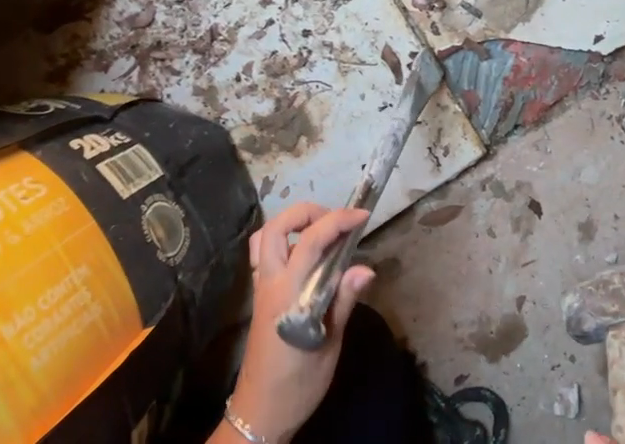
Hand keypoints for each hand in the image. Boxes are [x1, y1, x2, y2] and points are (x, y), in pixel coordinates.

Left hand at [229, 203, 374, 443]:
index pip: (310, 241)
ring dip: (292, 223)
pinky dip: (283, 241)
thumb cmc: (299, 383)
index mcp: (289, 294)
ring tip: (322, 231)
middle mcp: (270, 283)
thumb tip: (365, 268)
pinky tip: (305, 254)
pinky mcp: (260, 296)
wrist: (261, 413)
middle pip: (276, 227)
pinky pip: (264, 255)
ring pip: (264, 238)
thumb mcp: (329, 344)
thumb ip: (344, 301)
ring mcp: (261, 288)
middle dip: (307, 212)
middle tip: (337, 221)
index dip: (337, 220)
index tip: (362, 216)